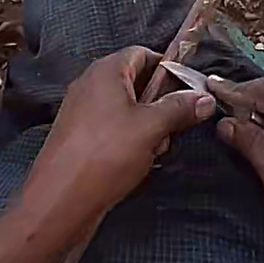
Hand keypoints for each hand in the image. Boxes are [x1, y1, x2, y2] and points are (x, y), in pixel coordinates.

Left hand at [28, 47, 215, 222]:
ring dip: (149, 123)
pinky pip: (113, 126)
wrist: (56, 209)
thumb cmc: (105, 156)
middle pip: (137, 80)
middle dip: (161, 100)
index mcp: (106, 71)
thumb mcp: (152, 128)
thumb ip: (181, 108)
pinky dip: (131, 138)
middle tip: (176, 122)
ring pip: (128, 107)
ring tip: (157, 146)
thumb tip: (207, 98)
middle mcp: (91, 85)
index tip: (189, 88)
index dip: (169, 67)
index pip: (144, 53)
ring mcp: (82, 112)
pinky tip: (140, 160)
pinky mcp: (78, 138)